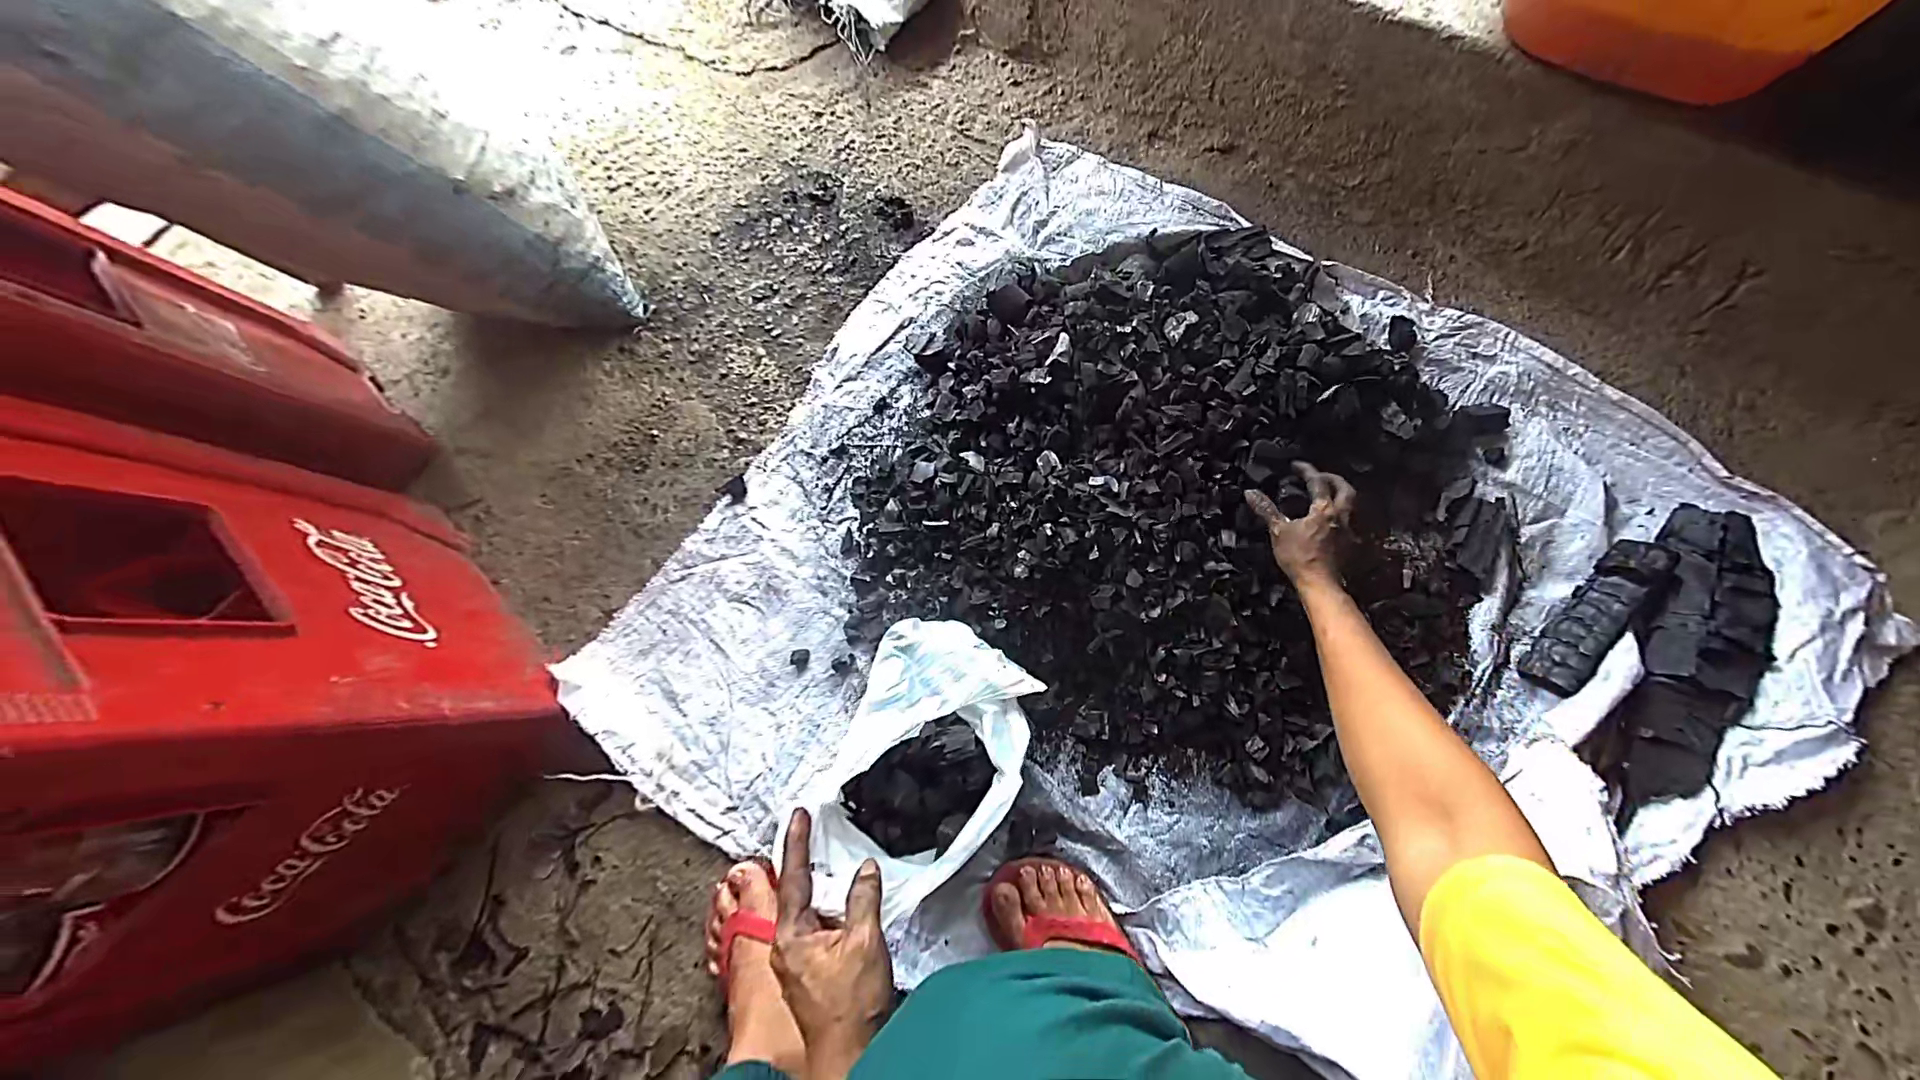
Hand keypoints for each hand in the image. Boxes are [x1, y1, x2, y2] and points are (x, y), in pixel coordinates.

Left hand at [772, 808, 893, 1079]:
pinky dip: (823, 907)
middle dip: (800, 860)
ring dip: (815, 886)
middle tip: (807, 829)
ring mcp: (794, 960)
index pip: (794, 875)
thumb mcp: (864, 941)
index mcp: (791, 934)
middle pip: (792, 891)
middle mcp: (785, 945)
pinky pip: (812, 925)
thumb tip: (866, 868)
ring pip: (803, 909)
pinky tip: (837, 903)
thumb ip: (864, 899)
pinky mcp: (806, 970)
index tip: (798, 815)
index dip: (797, 842)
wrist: (849, 1053)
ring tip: (825, 861)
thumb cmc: (852, 1004)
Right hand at [1244, 461, 1354, 588]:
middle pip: (1344, 489)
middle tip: (1321, 476)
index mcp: (1323, 509)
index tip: (1297, 466)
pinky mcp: (1349, 544)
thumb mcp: (1278, 530)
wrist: (1319, 583)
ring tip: (1328, 495)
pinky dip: (1340, 516)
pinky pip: (1349, 523)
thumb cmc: (1299, 558)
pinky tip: (1331, 522)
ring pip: (1350, 505)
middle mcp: (1340, 516)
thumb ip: (1266, 510)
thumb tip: (1251, 494)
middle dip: (1333, 479)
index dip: (1306, 471)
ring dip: (1340, 496)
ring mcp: (1347, 530)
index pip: (1317, 482)